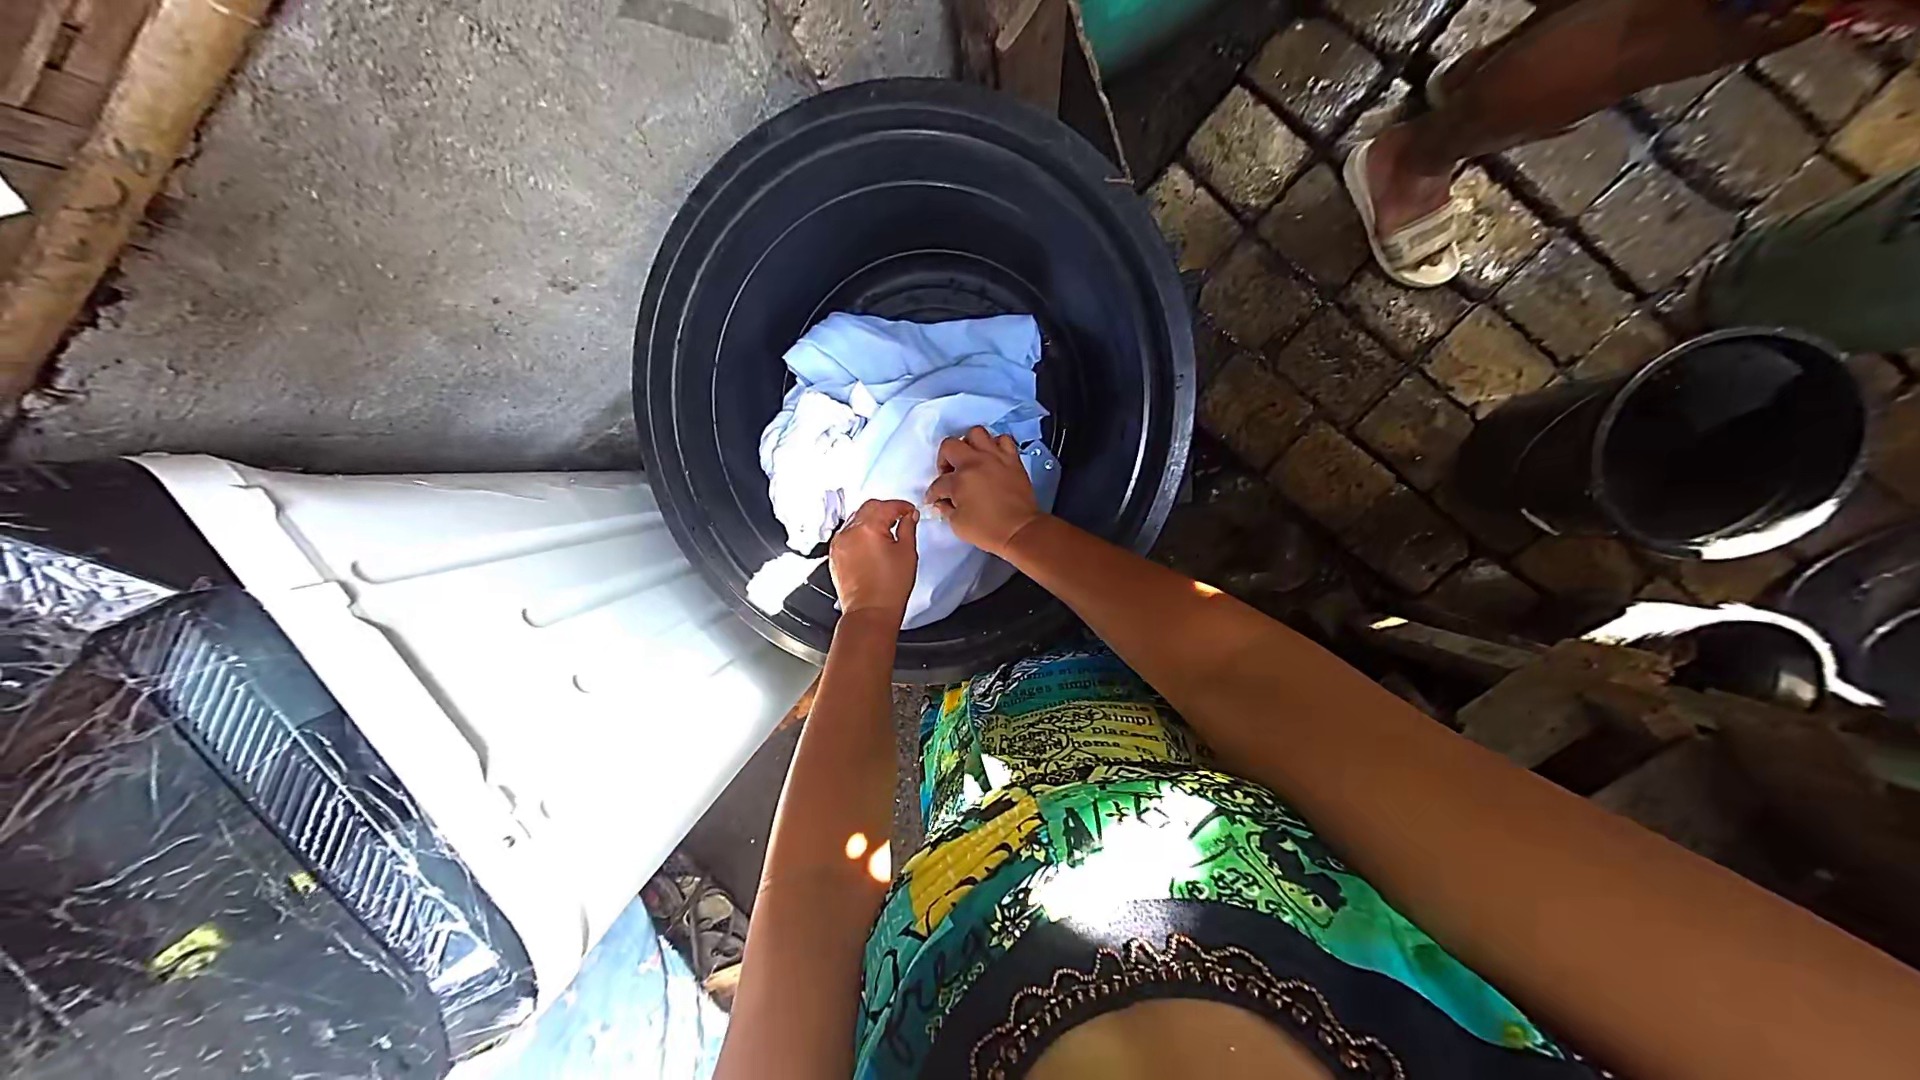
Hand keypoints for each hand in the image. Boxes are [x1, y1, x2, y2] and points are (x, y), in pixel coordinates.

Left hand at [829, 499, 918, 620]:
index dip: (902, 506)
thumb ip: (908, 528)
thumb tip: (909, 516)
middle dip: (885, 509)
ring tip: (886, 531)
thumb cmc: (888, 589)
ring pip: (856, 519)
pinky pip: (847, 534)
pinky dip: (859, 532)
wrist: (870, 612)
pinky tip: (871, 543)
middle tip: (900, 517)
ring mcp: (839, 543)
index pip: (887, 506)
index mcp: (869, 528)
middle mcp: (849, 532)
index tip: (909, 511)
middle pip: (869, 508)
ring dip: (871, 519)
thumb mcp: (907, 553)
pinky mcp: (835, 554)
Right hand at [925, 426, 1043, 557]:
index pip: (938, 483)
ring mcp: (995, 457)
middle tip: (949, 473)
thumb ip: (946, 509)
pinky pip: (1003, 440)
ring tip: (970, 459)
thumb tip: (942, 502)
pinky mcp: (1012, 459)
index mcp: (959, 480)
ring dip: (969, 444)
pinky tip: (992, 457)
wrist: (1020, 530)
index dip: (933, 493)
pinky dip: (995, 445)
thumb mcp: (958, 524)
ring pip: (976, 433)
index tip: (935, 499)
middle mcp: (976, 462)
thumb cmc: (989, 530)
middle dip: (944, 459)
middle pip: (950, 445)